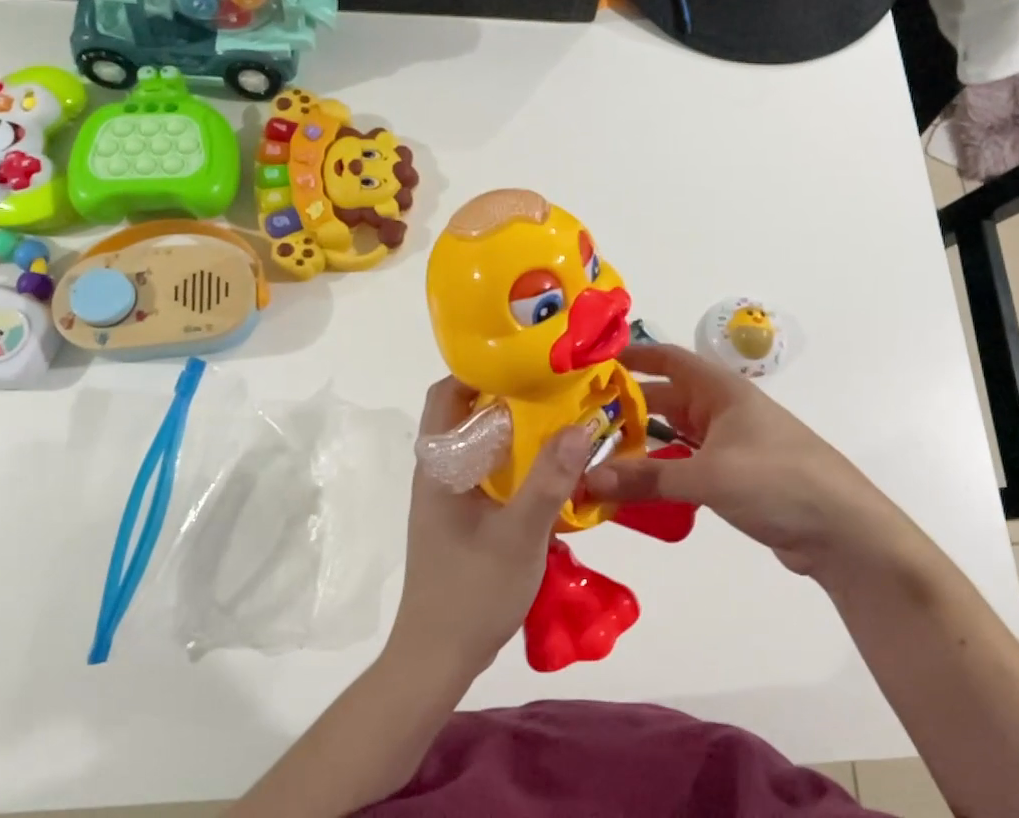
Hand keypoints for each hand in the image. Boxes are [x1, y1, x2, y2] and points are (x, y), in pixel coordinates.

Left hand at [388, 378, 589, 674]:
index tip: (529, 362)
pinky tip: (552, 474)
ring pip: (481, 447)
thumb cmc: (471, 592)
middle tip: (558, 389)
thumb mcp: (519, 535)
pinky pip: (489, 475)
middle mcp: (439, 473)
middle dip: (509, 399)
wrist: (437, 657)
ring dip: (516, 433)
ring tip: (562, 423)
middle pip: (468, 416)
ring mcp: (449, 498)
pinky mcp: (462, 520)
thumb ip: (550, 481)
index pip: (448, 394)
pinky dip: (517, 465)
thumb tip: (582, 426)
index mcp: (439, 466)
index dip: (482, 370)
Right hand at [584, 343, 874, 574]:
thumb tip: (586, 478)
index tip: (590, 363)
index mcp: (721, 391)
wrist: (843, 531)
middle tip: (577, 425)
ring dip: (639, 448)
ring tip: (593, 461)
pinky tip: (631, 493)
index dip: (632, 356)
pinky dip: (658, 475)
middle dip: (624, 412)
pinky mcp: (733, 479)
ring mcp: (729, 446)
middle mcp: (722, 411)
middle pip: (664, 402)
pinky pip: (684, 468)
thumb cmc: (778, 482)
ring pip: (672, 438)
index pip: (669, 359)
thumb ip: (647, 476)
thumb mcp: (709, 476)